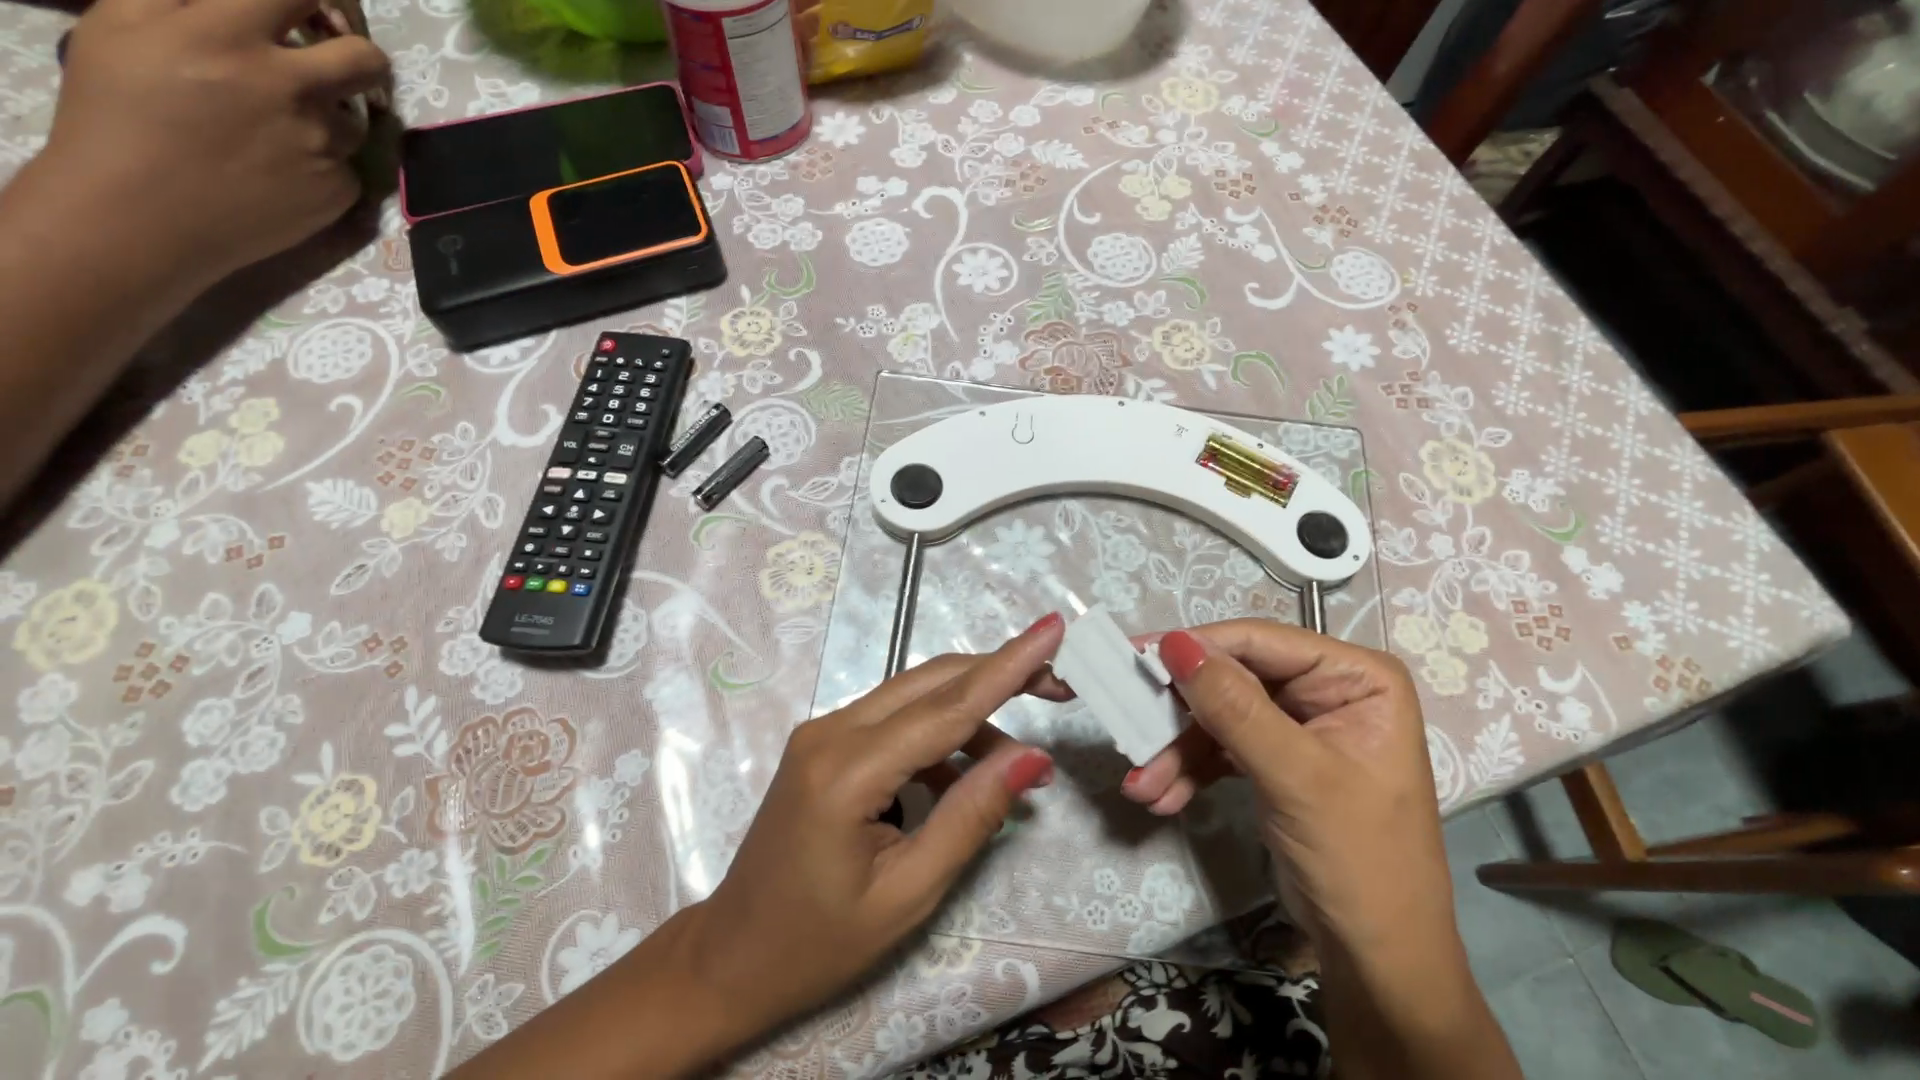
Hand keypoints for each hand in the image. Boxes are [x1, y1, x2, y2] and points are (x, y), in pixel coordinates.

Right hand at [44, 0, 389, 289]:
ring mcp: (323, 145)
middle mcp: (291, 89)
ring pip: (356, 116)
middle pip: (367, 59)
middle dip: (356, 54)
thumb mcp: (122, 25)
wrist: (138, 216)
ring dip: (330, 113)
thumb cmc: (117, 114)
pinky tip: (277, 170)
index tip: (304, 11)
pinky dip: (319, 162)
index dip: (311, 1)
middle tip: (333, 60)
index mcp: (230, 36)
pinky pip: (345, 165)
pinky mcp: (339, 190)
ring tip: (280, 125)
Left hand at [678, 614, 1062, 1040]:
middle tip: (1060, 688)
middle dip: (998, 676)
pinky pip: (894, 721)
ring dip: (972, 713)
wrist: (734, 956)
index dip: (1008, 666)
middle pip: (931, 683)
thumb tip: (1032, 758)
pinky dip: (939, 737)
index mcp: (847, 770)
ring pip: (914, 698)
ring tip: (1021, 764)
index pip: (947, 706)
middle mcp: (830, 733)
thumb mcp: (909, 891)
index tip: (1053, 627)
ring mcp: (822, 734)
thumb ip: (971, 816)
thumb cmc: (820, 942)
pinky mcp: (824, 746)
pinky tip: (967, 777)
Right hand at [1106, 620, 1451, 949]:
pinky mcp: (1275, 761)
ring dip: (1176, 752)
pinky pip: (1220, 749)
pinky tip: (1164, 798)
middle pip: (1232, 680)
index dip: (1197, 647)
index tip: (1134, 657)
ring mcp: (1299, 727)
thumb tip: (1174, 643)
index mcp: (1355, 677)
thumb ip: (1233, 706)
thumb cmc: (1358, 857)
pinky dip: (1190, 771)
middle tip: (1129, 732)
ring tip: (1142, 788)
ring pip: (1218, 717)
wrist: (1375, 950)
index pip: (1261, 642)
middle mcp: (1327, 691)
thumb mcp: (1295, 777)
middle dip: (1180, 716)